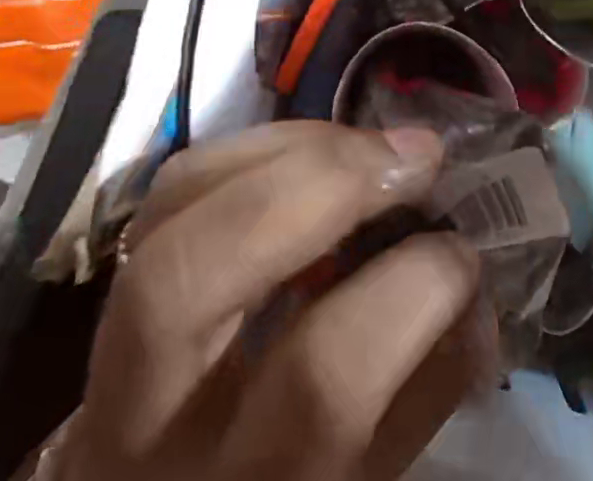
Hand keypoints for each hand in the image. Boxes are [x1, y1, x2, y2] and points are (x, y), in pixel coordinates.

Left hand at [61, 121, 484, 480]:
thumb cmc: (298, 475)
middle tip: (413, 158)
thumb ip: (432, 378)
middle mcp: (148, 417)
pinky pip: (178, 181)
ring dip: (292, 148)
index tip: (463, 251)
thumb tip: (476, 273)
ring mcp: (116, 332)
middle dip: (320, 187)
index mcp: (253, 480)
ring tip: (372, 146)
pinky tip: (320, 148)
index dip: (412, 290)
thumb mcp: (377, 466)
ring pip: (173, 203)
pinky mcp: (118, 274)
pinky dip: (261, 146)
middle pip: (191, 277)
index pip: (323, 378)